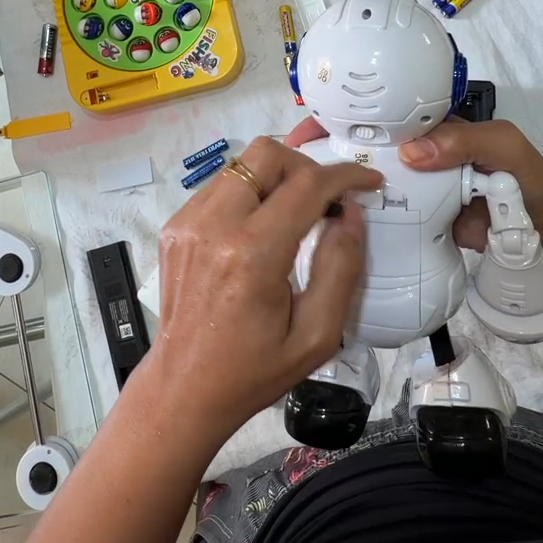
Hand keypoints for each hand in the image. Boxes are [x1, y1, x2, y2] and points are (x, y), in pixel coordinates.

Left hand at [148, 136, 382, 440]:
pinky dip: (248, 193)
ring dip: (275, 177)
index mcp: (252, 255)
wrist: (184, 388)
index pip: (306, 185)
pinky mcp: (174, 225)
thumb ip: (341, 267)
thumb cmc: (254, 370)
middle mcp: (214, 226)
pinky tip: (259, 227)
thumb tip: (351, 213)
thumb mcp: (317, 335)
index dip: (345, 175)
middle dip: (306, 167)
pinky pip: (219, 186)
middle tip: (325, 198)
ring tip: (294, 213)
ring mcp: (187, 222)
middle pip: (267, 154)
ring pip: (240, 164)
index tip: (368, 181)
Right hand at [285, 116, 542, 248]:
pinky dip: (361, 224)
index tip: (304, 132)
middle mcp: (408, 158)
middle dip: (323, 156)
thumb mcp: (501, 146)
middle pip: (358, 152)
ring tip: (302, 201)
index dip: (336, 119)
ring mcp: (409, 193)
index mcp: (424, 130)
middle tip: (292, 169)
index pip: (374, 118)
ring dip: (336, 191)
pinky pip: (383, 222)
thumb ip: (464, 142)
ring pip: (364, 187)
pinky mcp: (415, 226)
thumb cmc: (525, 176)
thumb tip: (412, 153)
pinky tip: (335, 231)